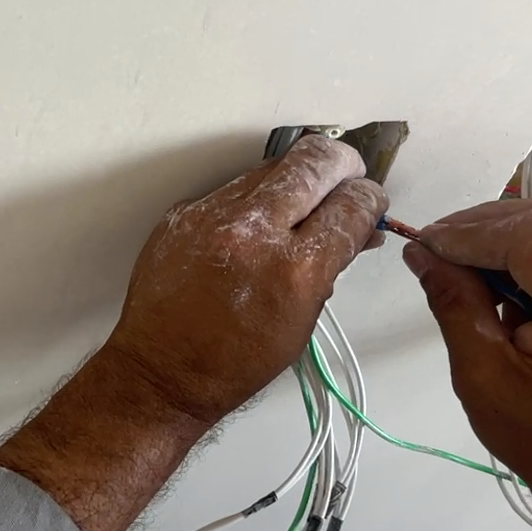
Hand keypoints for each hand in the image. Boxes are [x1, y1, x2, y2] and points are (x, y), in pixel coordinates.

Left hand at [103, 135, 387, 424]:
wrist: (161, 369)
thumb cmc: (233, 361)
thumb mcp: (301, 322)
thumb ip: (330, 268)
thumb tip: (356, 232)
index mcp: (296, 270)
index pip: (351, 205)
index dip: (370, 200)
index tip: (369, 203)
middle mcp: (255, 232)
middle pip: (315, 161)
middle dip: (341, 164)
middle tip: (346, 176)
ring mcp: (213, 216)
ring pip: (272, 166)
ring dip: (296, 178)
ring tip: (300, 203)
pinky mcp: (183, 213)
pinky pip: (232, 188)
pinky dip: (252, 200)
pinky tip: (253, 225)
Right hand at [401, 198, 531, 527]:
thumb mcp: (482, 376)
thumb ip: (454, 303)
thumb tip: (420, 253)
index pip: (531, 234)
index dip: (470, 232)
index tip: (425, 245)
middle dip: (493, 223)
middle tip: (443, 245)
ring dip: (522, 234)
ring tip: (474, 261)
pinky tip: (518, 282)